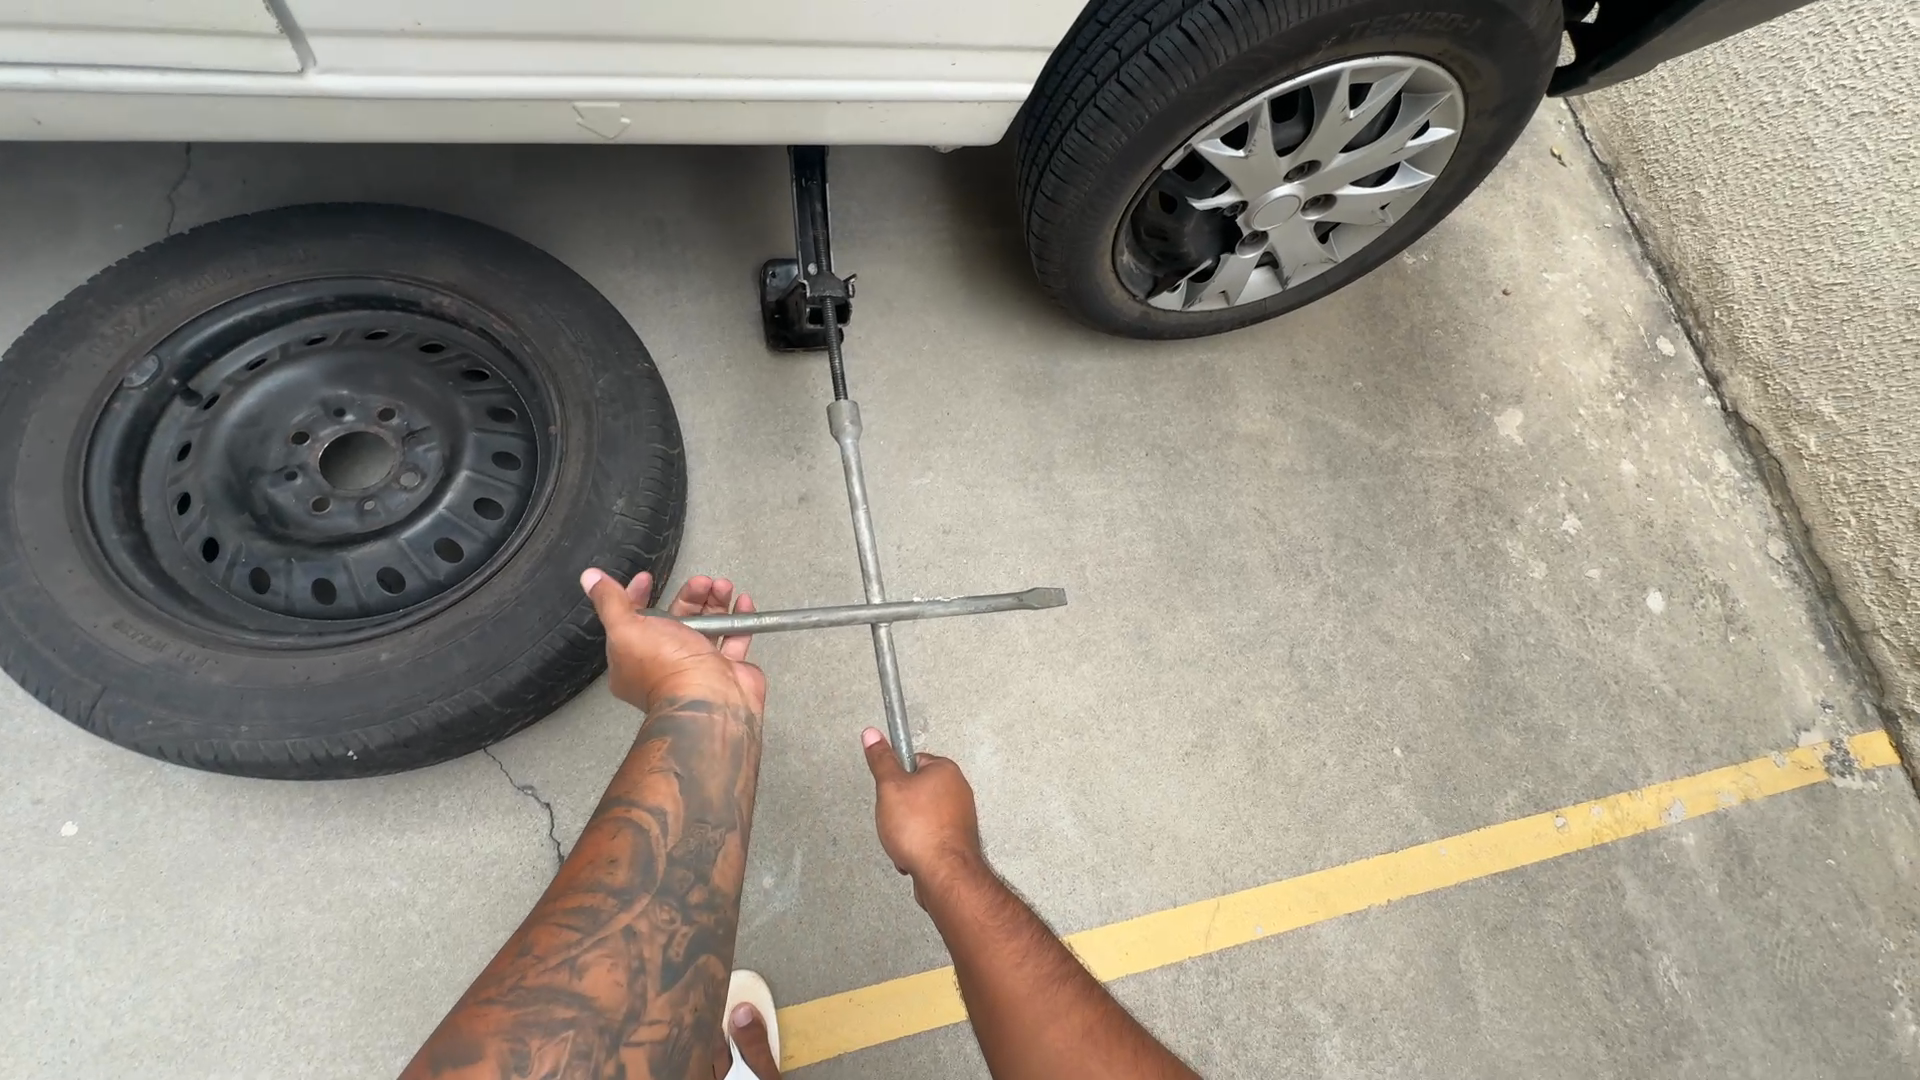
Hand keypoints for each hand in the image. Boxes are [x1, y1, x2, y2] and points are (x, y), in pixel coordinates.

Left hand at [581, 569, 765, 714]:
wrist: (710, 698)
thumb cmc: (667, 668)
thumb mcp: (627, 629)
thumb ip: (610, 601)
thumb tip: (590, 578)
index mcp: (635, 657)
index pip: (633, 620)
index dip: (639, 596)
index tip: (648, 578)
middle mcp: (666, 662)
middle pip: (677, 618)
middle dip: (690, 595)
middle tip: (703, 582)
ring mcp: (699, 665)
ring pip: (707, 625)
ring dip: (715, 602)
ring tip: (724, 587)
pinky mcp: (726, 667)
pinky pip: (734, 637)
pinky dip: (740, 618)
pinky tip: (743, 602)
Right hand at [862, 727, 983, 887]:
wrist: (944, 874)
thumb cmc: (923, 832)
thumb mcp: (889, 787)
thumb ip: (881, 760)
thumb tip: (872, 736)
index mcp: (944, 769)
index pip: (912, 760)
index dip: (895, 776)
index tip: (890, 788)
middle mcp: (957, 789)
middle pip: (915, 790)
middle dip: (900, 808)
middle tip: (897, 817)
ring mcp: (958, 816)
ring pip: (920, 816)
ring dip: (906, 830)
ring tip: (905, 839)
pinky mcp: (956, 839)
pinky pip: (928, 836)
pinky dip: (917, 845)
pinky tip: (912, 854)